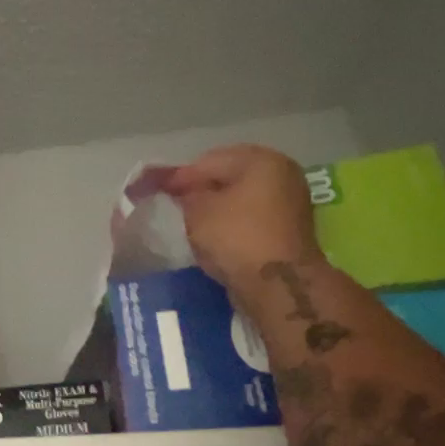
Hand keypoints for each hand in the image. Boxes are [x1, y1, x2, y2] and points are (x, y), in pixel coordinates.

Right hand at [163, 144, 322, 287]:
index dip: (178, 176)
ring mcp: (289, 201)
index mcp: (262, 161)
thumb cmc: (235, 237)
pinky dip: (231, 221)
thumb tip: (183, 190)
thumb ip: (185, 193)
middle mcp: (282, 173)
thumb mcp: (198, 210)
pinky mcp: (288, 228)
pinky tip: (213, 234)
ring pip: (240, 196)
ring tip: (191, 220)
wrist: (276, 284)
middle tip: (173, 203)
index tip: (155, 190)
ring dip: (216, 205)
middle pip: (229, 175)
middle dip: (200, 188)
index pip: (209, 161)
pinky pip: (250, 216)